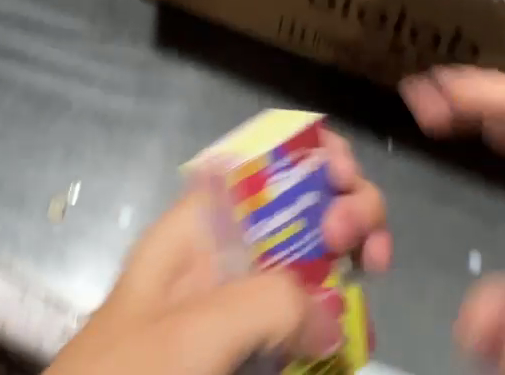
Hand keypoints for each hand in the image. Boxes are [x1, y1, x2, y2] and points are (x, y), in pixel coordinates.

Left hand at [48, 130, 391, 374]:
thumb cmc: (130, 372)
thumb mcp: (191, 331)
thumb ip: (268, 304)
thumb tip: (335, 315)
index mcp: (200, 222)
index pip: (260, 159)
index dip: (308, 151)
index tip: (344, 175)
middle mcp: (227, 248)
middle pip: (300, 200)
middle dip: (342, 202)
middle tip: (359, 243)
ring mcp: (244, 297)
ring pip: (314, 252)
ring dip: (354, 247)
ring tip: (374, 267)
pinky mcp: (256, 345)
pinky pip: (310, 312)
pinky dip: (341, 307)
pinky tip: (358, 321)